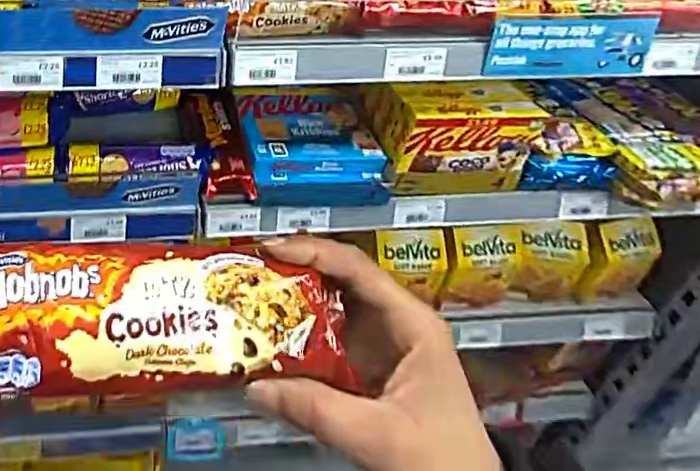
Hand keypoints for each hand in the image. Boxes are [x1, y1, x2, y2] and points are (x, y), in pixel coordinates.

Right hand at [246, 237, 500, 470]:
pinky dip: (298, 327)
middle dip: (295, 266)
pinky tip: (272, 331)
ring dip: (294, 294)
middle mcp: (396, 320)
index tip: (271, 249)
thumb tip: (258, 387)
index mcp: (412, 322)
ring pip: (330, 301)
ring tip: (254, 289)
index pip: (355, 266)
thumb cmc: (445, 464)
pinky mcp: (366, 362)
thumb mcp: (382, 436)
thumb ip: (320, 411)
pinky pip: (327, 332)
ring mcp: (380, 340)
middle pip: (338, 275)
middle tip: (254, 264)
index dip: (311, 250)